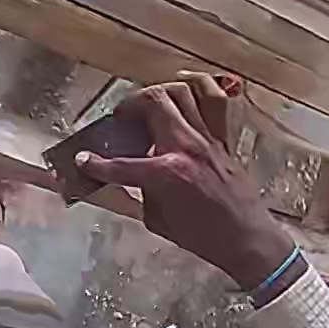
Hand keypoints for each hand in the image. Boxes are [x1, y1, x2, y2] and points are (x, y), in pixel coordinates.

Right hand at [76, 72, 297, 289]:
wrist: (246, 238)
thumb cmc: (201, 236)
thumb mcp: (157, 219)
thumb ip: (140, 192)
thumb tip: (127, 179)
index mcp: (165, 173)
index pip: (120, 164)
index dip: (95, 164)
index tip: (82, 160)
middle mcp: (185, 147)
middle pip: (154, 102)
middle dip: (129, 105)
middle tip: (121, 118)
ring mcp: (208, 138)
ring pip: (182, 92)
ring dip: (159, 92)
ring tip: (149, 105)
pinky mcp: (223, 138)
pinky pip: (213, 101)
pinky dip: (197, 89)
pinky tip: (184, 90)